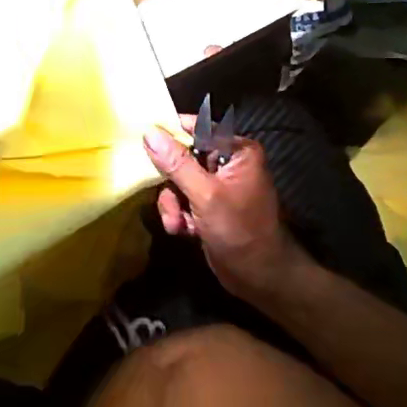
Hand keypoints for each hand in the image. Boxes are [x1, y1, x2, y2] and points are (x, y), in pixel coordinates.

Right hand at [143, 121, 305, 299]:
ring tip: (178, 223)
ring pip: (178, 182)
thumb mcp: (205, 195)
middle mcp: (228, 163)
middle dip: (172, 183)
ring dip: (173, 204)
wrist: (259, 278)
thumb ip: (177, 163)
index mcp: (236, 150)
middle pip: (182, 157)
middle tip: (169, 200)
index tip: (146, 142)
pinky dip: (179, 216)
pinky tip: (184, 231)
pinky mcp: (209, 207)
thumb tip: (150, 132)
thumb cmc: (239, 230)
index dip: (172, 134)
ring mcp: (217, 186)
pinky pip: (182, 200)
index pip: (197, 128)